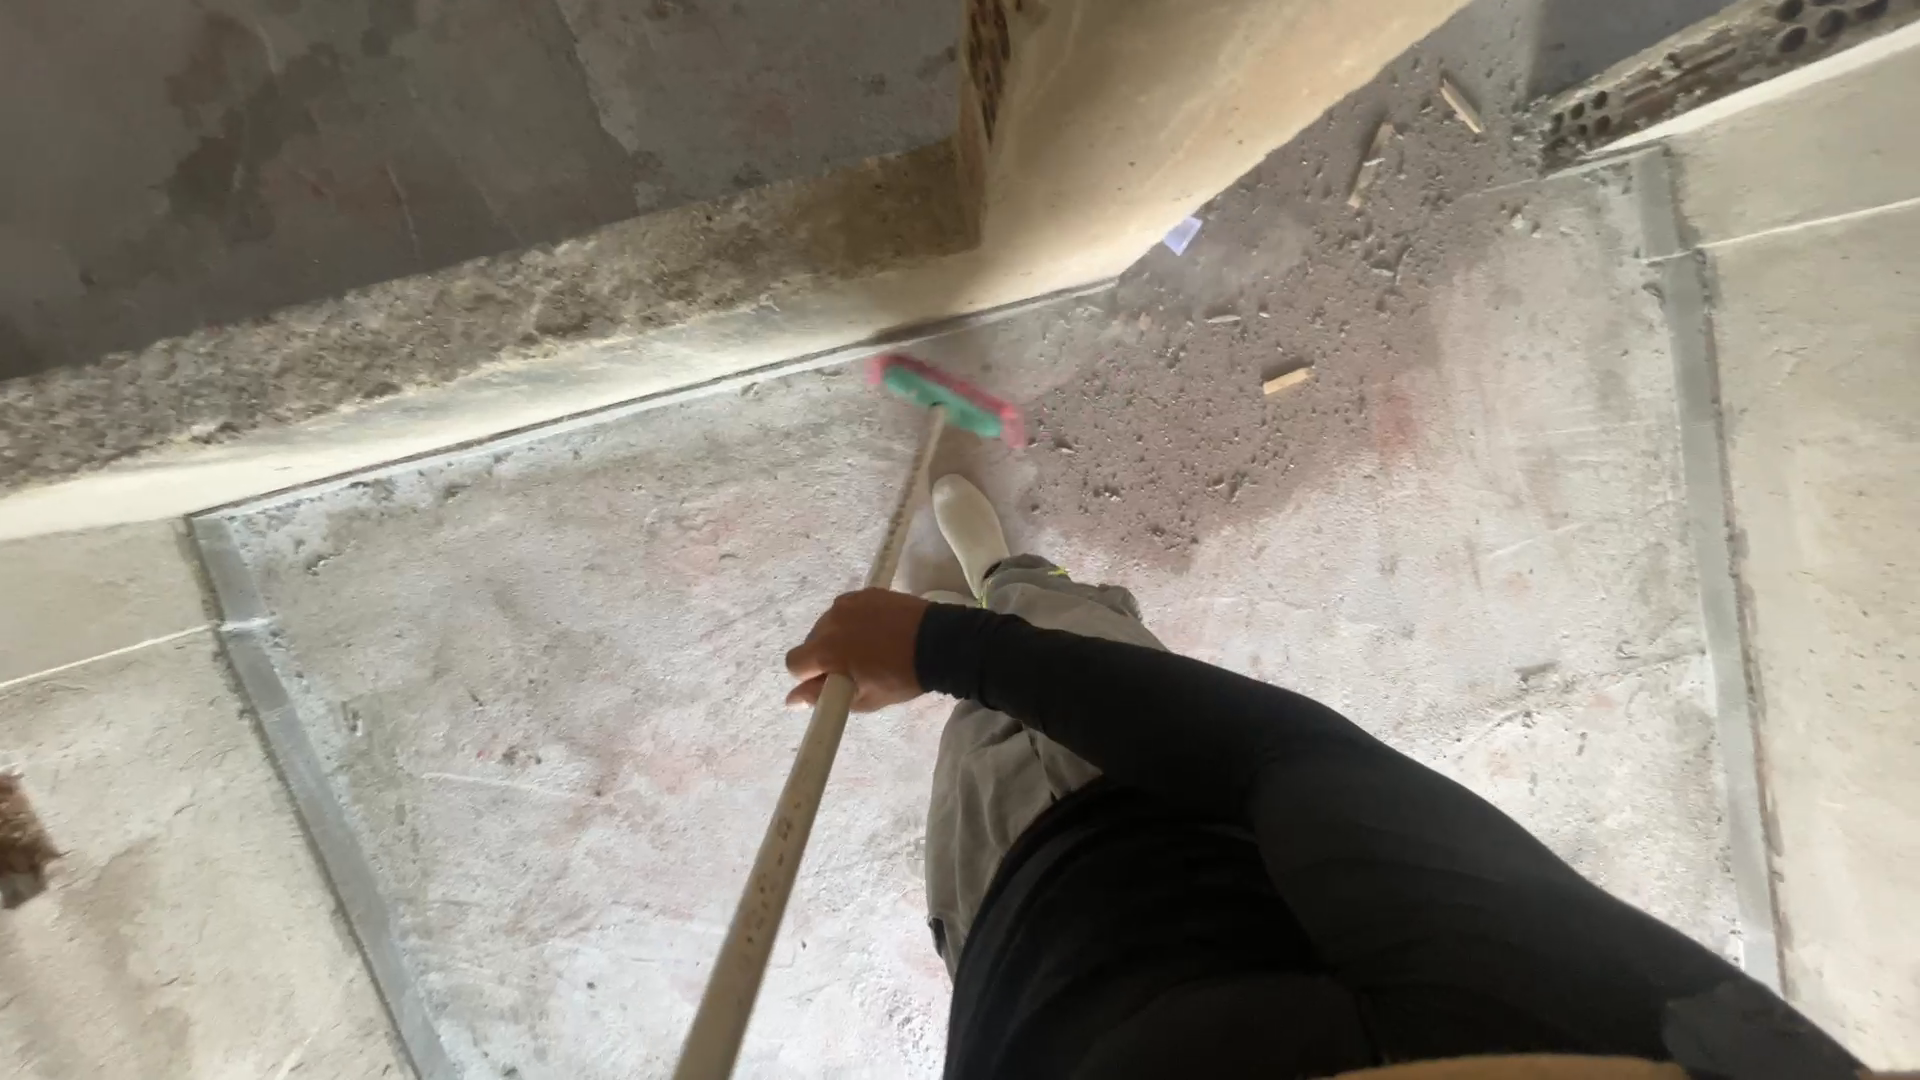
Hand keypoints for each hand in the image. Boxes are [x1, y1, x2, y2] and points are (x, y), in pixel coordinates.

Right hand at [785, 589, 931, 711]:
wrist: (939, 642)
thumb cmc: (901, 676)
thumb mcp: (863, 698)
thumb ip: (822, 697)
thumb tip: (791, 699)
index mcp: (825, 650)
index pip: (794, 663)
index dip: (810, 675)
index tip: (832, 679)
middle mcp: (830, 621)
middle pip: (812, 641)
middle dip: (825, 655)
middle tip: (854, 666)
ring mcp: (849, 602)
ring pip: (830, 623)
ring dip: (840, 635)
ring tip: (869, 646)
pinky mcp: (866, 592)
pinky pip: (848, 608)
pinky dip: (855, 620)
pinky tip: (877, 629)